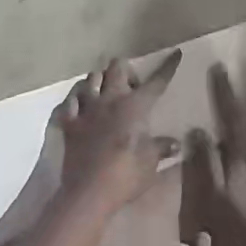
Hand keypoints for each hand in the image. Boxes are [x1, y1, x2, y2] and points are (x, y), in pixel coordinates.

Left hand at [56, 52, 182, 215]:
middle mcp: (111, 99)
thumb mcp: (150, 162)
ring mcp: (87, 109)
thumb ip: (162, 147)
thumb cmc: (125, 175)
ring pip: (92, 78)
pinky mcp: (69, 123)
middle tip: (132, 88)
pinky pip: (70, 101)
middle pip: (117, 66)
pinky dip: (76, 100)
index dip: (167, 66)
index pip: (156, 81)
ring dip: (101, 80)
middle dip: (126, 70)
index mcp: (135, 106)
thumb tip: (176, 144)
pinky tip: (80, 106)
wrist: (88, 193)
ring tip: (106, 92)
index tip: (175, 53)